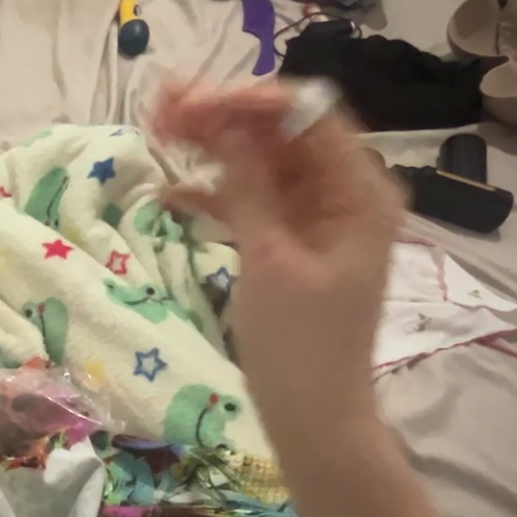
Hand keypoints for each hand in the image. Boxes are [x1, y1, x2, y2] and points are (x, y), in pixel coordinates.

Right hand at [152, 81, 402, 445]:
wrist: (312, 416)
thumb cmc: (299, 347)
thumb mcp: (269, 261)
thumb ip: (249, 188)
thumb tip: (225, 124)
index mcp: (358, 193)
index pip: (306, 117)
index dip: (246, 101)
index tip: (188, 101)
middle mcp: (343, 194)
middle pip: (281, 135)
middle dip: (223, 118)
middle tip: (160, 108)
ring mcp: (315, 218)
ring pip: (261, 164)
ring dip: (213, 149)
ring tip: (157, 135)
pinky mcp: (289, 243)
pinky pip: (253, 202)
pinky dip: (216, 194)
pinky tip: (172, 194)